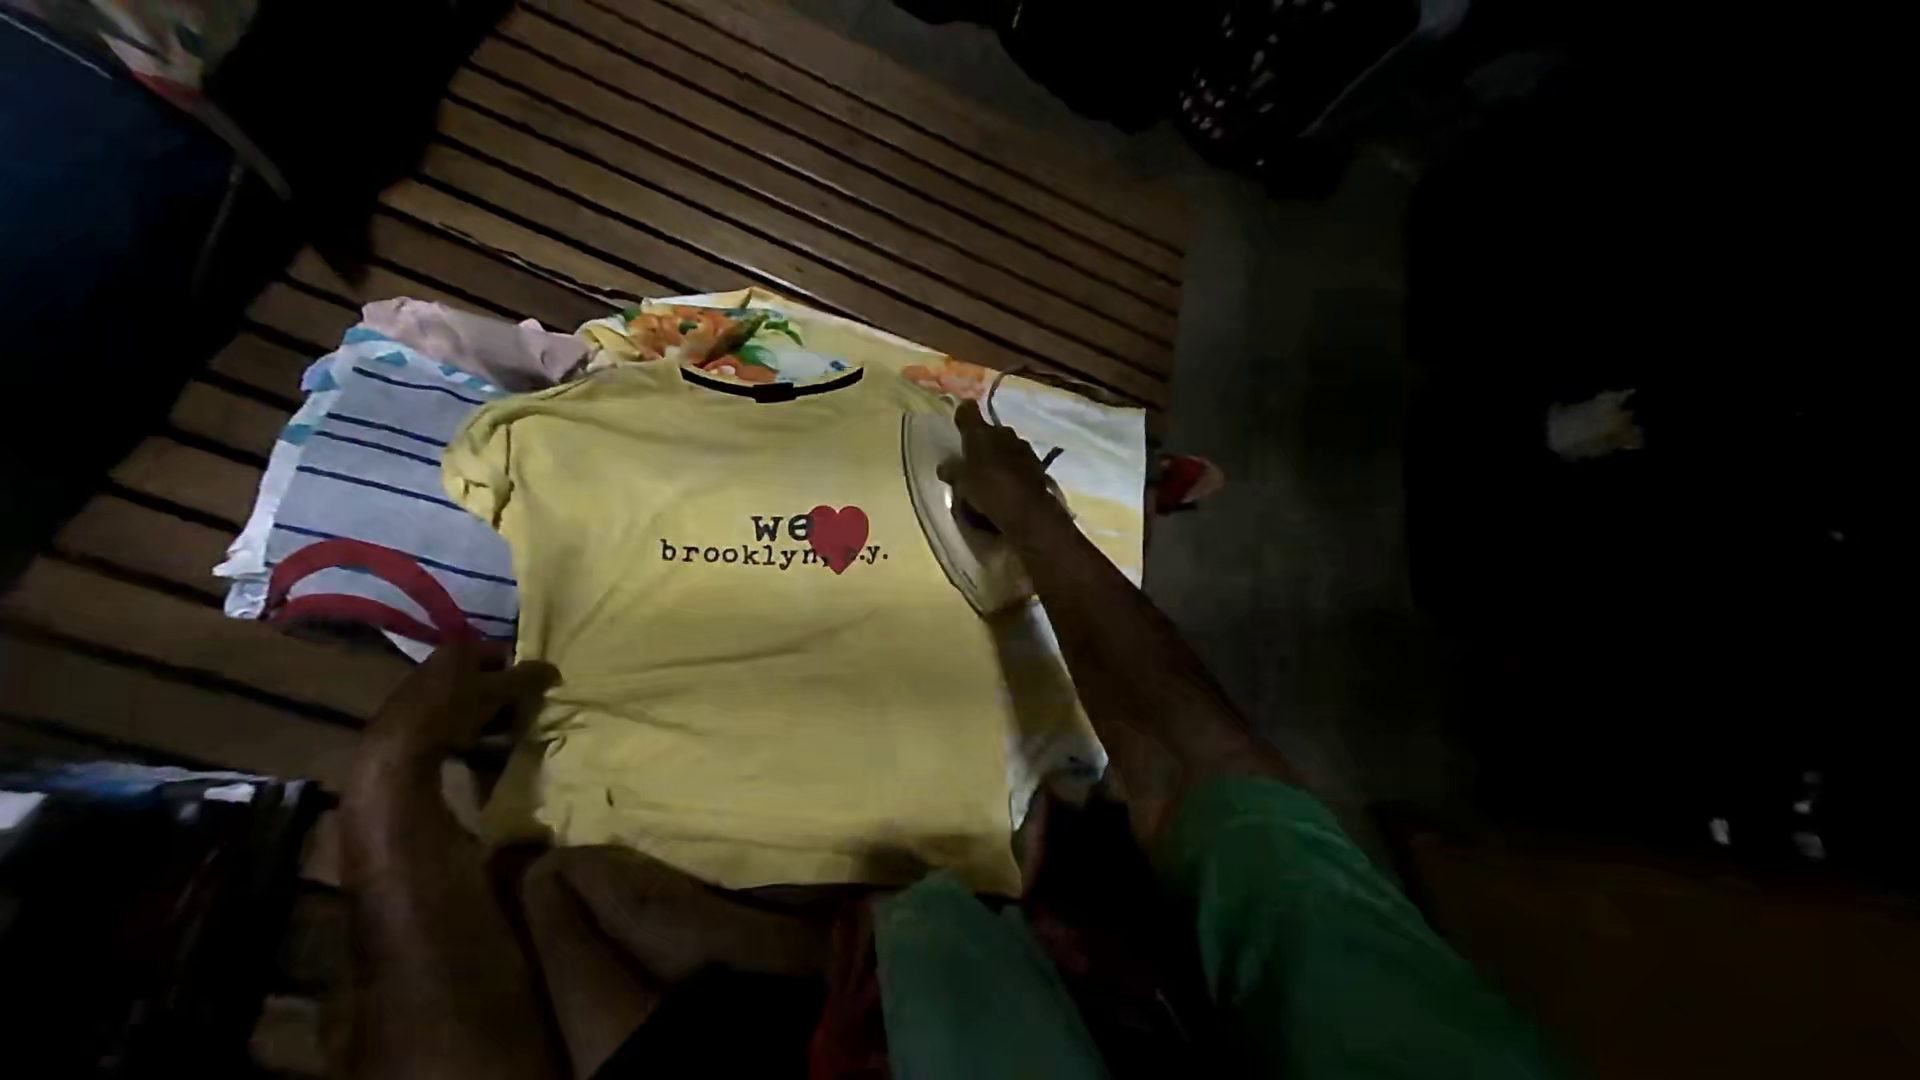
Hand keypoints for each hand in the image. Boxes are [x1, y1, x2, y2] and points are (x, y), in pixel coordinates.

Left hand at [363, 640, 557, 761]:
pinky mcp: (415, 711)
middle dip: (509, 692)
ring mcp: (424, 685)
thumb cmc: (455, 707)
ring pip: (473, 693)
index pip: (505, 650)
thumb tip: (555, 670)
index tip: (536, 689)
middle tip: (523, 710)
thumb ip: (531, 676)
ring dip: (492, 709)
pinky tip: (479, 738)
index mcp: (460, 647)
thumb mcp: (502, 689)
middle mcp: (440, 660)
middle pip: (489, 673)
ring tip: (505, 728)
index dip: (524, 669)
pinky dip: (471, 720)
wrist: (399, 746)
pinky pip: (455, 710)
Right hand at [948, 400, 1062, 539]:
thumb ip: (953, 472)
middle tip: (972, 460)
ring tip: (990, 475)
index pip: (967, 410)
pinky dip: (1012, 467)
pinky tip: (1007, 484)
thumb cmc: (989, 491)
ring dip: (998, 454)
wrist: (1028, 509)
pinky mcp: (1036, 463)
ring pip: (1005, 444)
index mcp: (981, 433)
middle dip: (981, 442)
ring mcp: (1022, 446)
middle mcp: (1003, 432)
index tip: (958, 426)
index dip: (962, 416)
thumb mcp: (962, 484)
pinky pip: (1018, 459)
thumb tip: (946, 467)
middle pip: (988, 430)